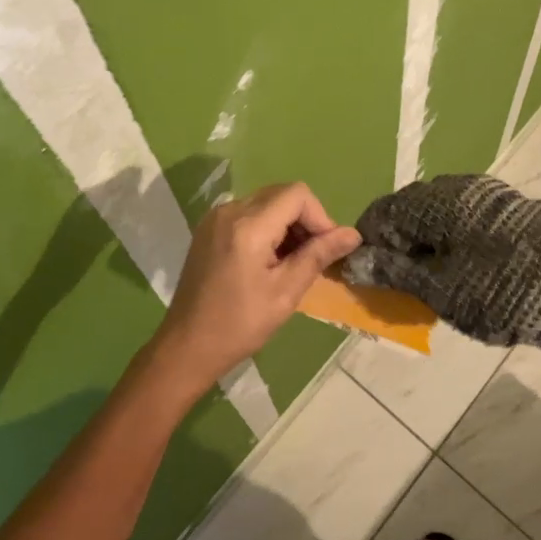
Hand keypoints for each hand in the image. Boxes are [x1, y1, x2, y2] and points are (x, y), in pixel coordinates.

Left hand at [151, 182, 361, 392]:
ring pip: (265, 203)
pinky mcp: (208, 229)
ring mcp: (215, 218)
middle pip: (281, 194)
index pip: (297, 194)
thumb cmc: (240, 324)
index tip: (326, 250)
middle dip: (304, 220)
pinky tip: (268, 261)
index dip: (320, 217)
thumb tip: (353, 233)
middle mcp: (229, 210)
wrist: (188, 345)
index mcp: (248, 225)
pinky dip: (266, 228)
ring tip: (291, 264)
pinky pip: (247, 213)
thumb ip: (318, 255)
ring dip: (286, 225)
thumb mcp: (285, 292)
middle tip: (313, 258)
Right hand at [342, 174, 540, 390]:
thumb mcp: (439, 290)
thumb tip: (353, 260)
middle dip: (399, 241)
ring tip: (431, 275)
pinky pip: (467, 215)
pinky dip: (454, 237)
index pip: (385, 212)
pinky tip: (463, 265)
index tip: (368, 274)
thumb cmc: (498, 297)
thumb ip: (393, 271)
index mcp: (440, 201)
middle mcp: (463, 187)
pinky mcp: (511, 208)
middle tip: (399, 279)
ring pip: (440, 211)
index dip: (370, 243)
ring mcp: (491, 195)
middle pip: (412, 208)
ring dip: (427, 238)